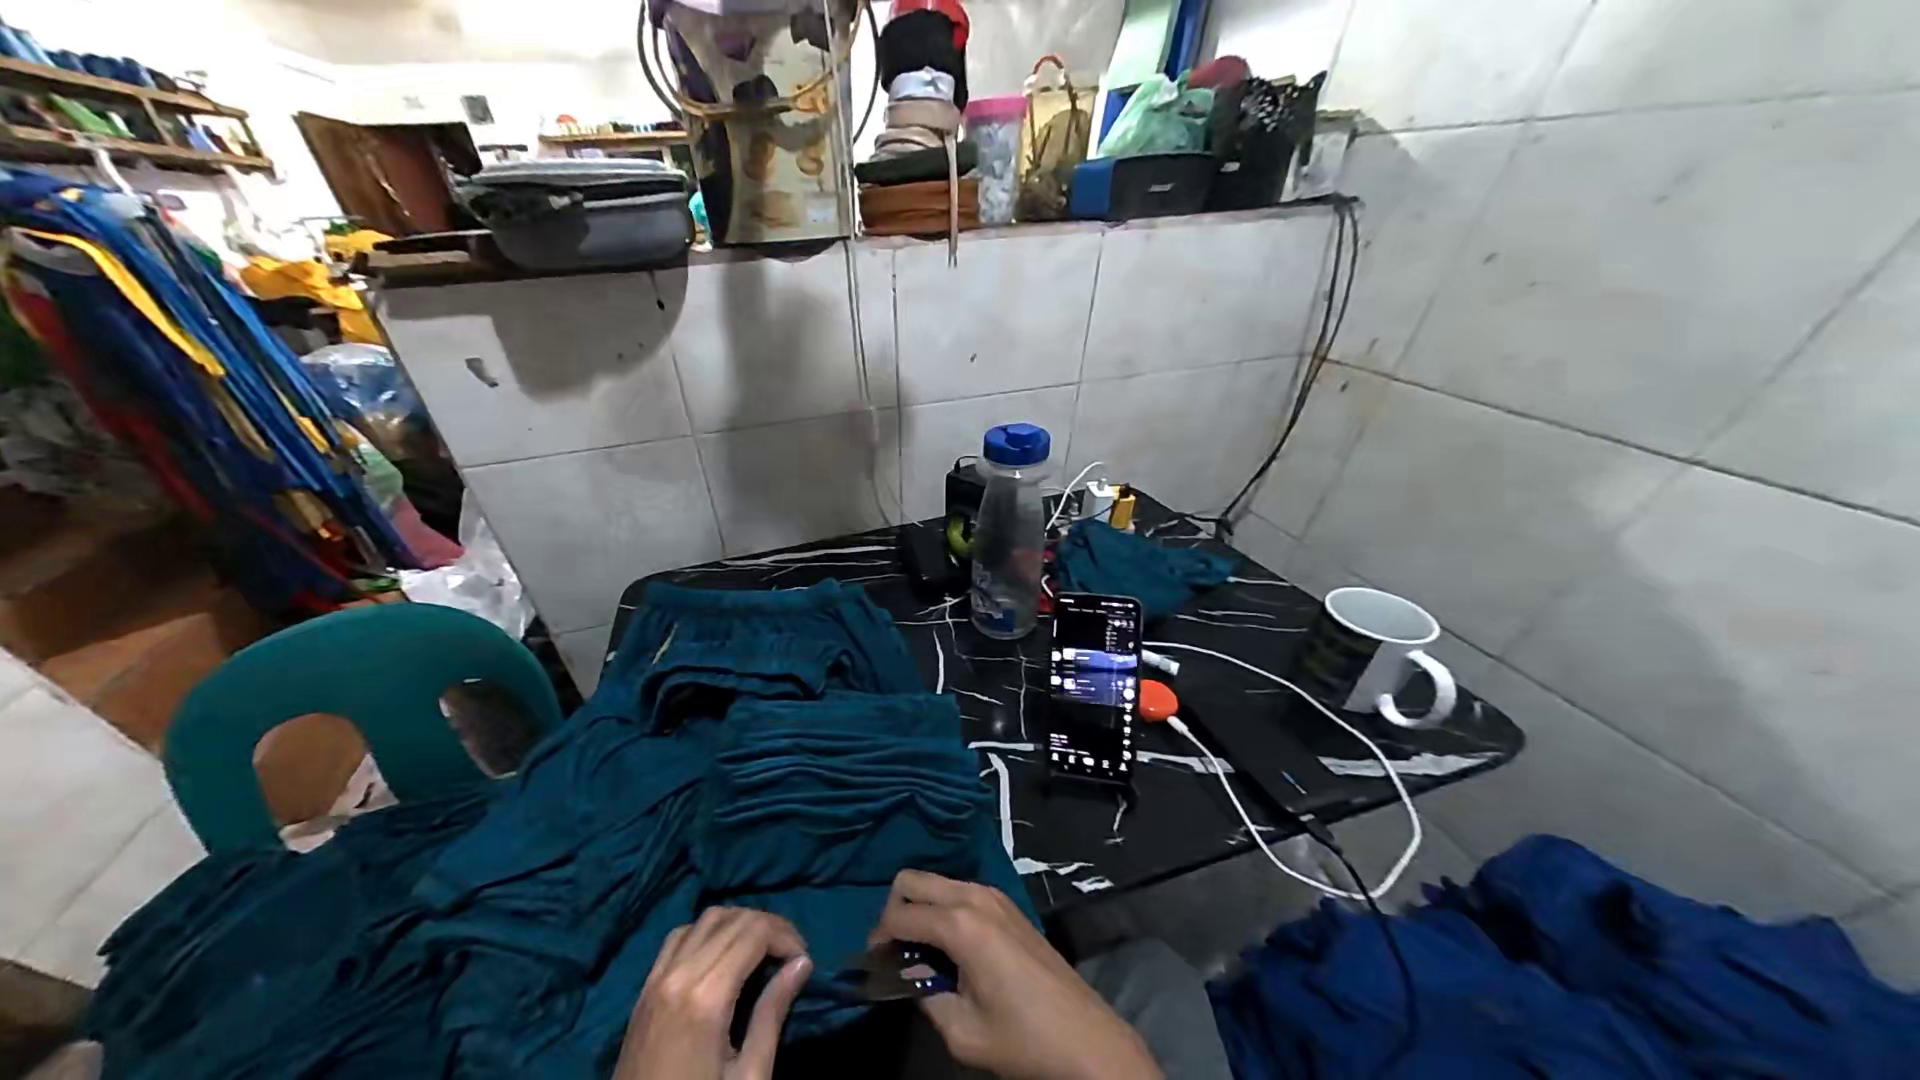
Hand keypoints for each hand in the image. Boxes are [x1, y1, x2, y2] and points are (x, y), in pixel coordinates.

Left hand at [613, 907, 811, 1079]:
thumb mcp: (748, 1077)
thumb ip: (772, 1014)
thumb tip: (802, 963)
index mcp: (706, 998)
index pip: (755, 932)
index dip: (786, 936)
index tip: (803, 960)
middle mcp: (679, 974)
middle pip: (735, 919)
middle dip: (770, 927)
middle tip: (791, 955)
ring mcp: (657, 979)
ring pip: (708, 918)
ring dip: (741, 923)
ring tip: (762, 950)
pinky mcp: (644, 988)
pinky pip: (680, 935)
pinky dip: (708, 931)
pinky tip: (723, 954)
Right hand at [870, 870, 1161, 1079]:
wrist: (1086, 1038)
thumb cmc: (1022, 1039)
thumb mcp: (962, 1030)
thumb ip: (924, 993)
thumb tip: (906, 971)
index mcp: (961, 924)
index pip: (899, 914)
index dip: (877, 939)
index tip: (873, 966)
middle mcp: (975, 896)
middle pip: (912, 879)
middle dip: (894, 911)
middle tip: (894, 953)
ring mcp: (995, 895)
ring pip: (937, 881)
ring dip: (919, 908)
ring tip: (920, 953)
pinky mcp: (1008, 904)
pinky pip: (960, 891)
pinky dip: (942, 908)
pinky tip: (948, 946)